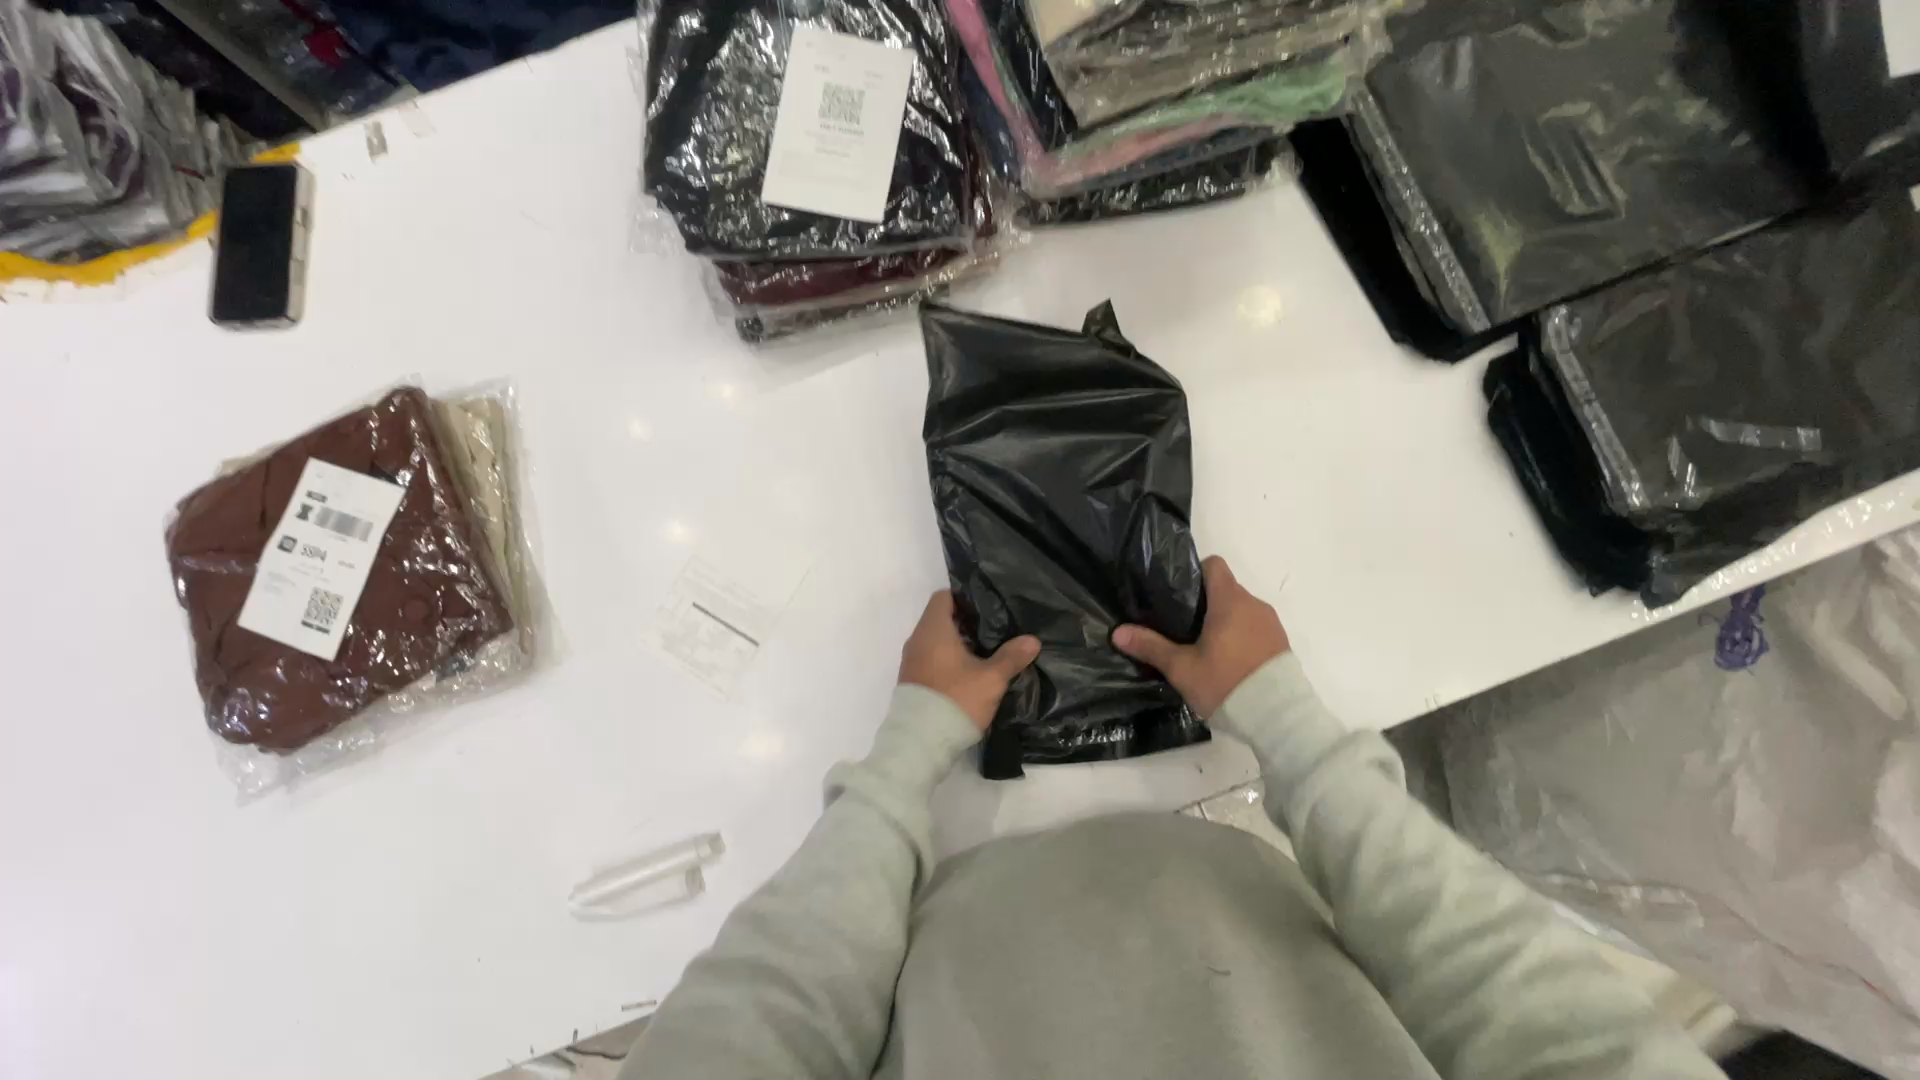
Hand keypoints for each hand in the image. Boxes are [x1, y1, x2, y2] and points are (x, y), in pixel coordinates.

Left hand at [899, 591, 1041, 731]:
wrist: (920, 743)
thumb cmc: (956, 700)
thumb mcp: (991, 679)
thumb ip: (1011, 657)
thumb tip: (1032, 640)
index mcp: (933, 630)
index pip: (944, 596)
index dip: (964, 597)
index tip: (987, 607)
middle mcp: (917, 640)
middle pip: (940, 618)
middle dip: (965, 622)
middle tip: (994, 630)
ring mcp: (911, 661)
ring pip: (935, 640)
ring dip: (957, 643)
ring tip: (985, 652)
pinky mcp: (911, 681)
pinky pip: (930, 658)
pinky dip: (946, 659)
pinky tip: (968, 673)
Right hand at [1112, 556, 1289, 717]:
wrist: (1278, 718)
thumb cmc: (1226, 683)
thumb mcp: (1182, 668)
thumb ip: (1151, 647)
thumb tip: (1117, 632)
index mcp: (1230, 601)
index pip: (1213, 565)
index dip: (1194, 573)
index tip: (1177, 594)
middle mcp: (1254, 605)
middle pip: (1226, 589)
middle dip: (1205, 603)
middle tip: (1181, 626)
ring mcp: (1272, 625)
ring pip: (1241, 611)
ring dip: (1224, 621)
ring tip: (1204, 647)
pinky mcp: (1282, 645)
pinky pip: (1256, 629)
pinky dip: (1241, 636)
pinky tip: (1227, 661)